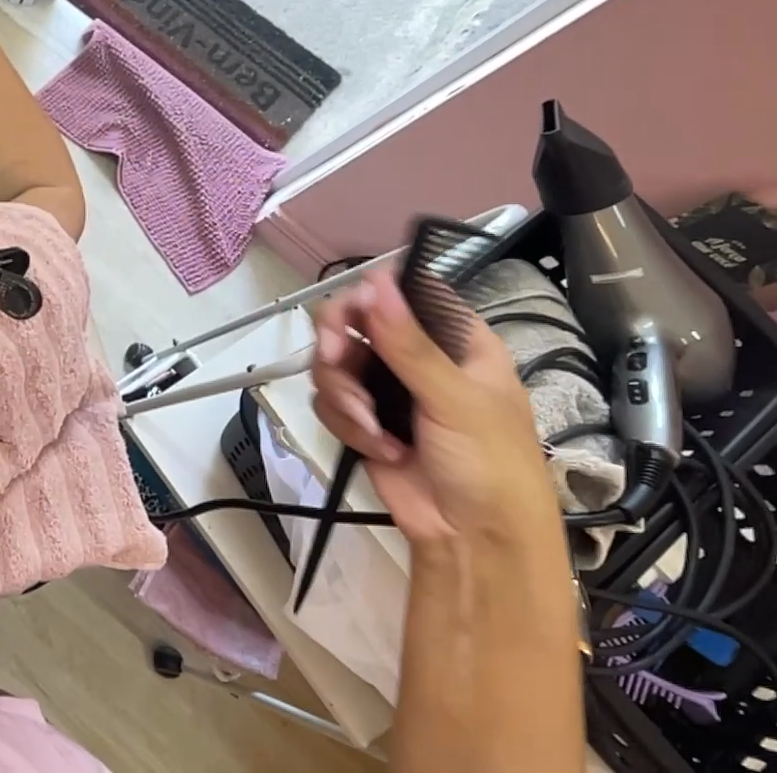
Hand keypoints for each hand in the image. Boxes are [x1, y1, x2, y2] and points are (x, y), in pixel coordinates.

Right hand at [311, 271, 555, 543]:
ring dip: (344, 397)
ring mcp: (387, 389)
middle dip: (339, 349)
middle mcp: (418, 358)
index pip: (404, 295)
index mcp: (457, 342)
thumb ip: (409, 343)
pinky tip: (379, 447)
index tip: (349, 318)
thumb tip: (375, 282)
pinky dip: (346, 425)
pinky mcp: (363, 418)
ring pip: (333, 365)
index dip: (370, 297)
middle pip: (353, 324)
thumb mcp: (454, 399)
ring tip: (372, 429)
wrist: (471, 537)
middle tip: (335, 362)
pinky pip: (329, 402)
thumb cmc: (489, 464)